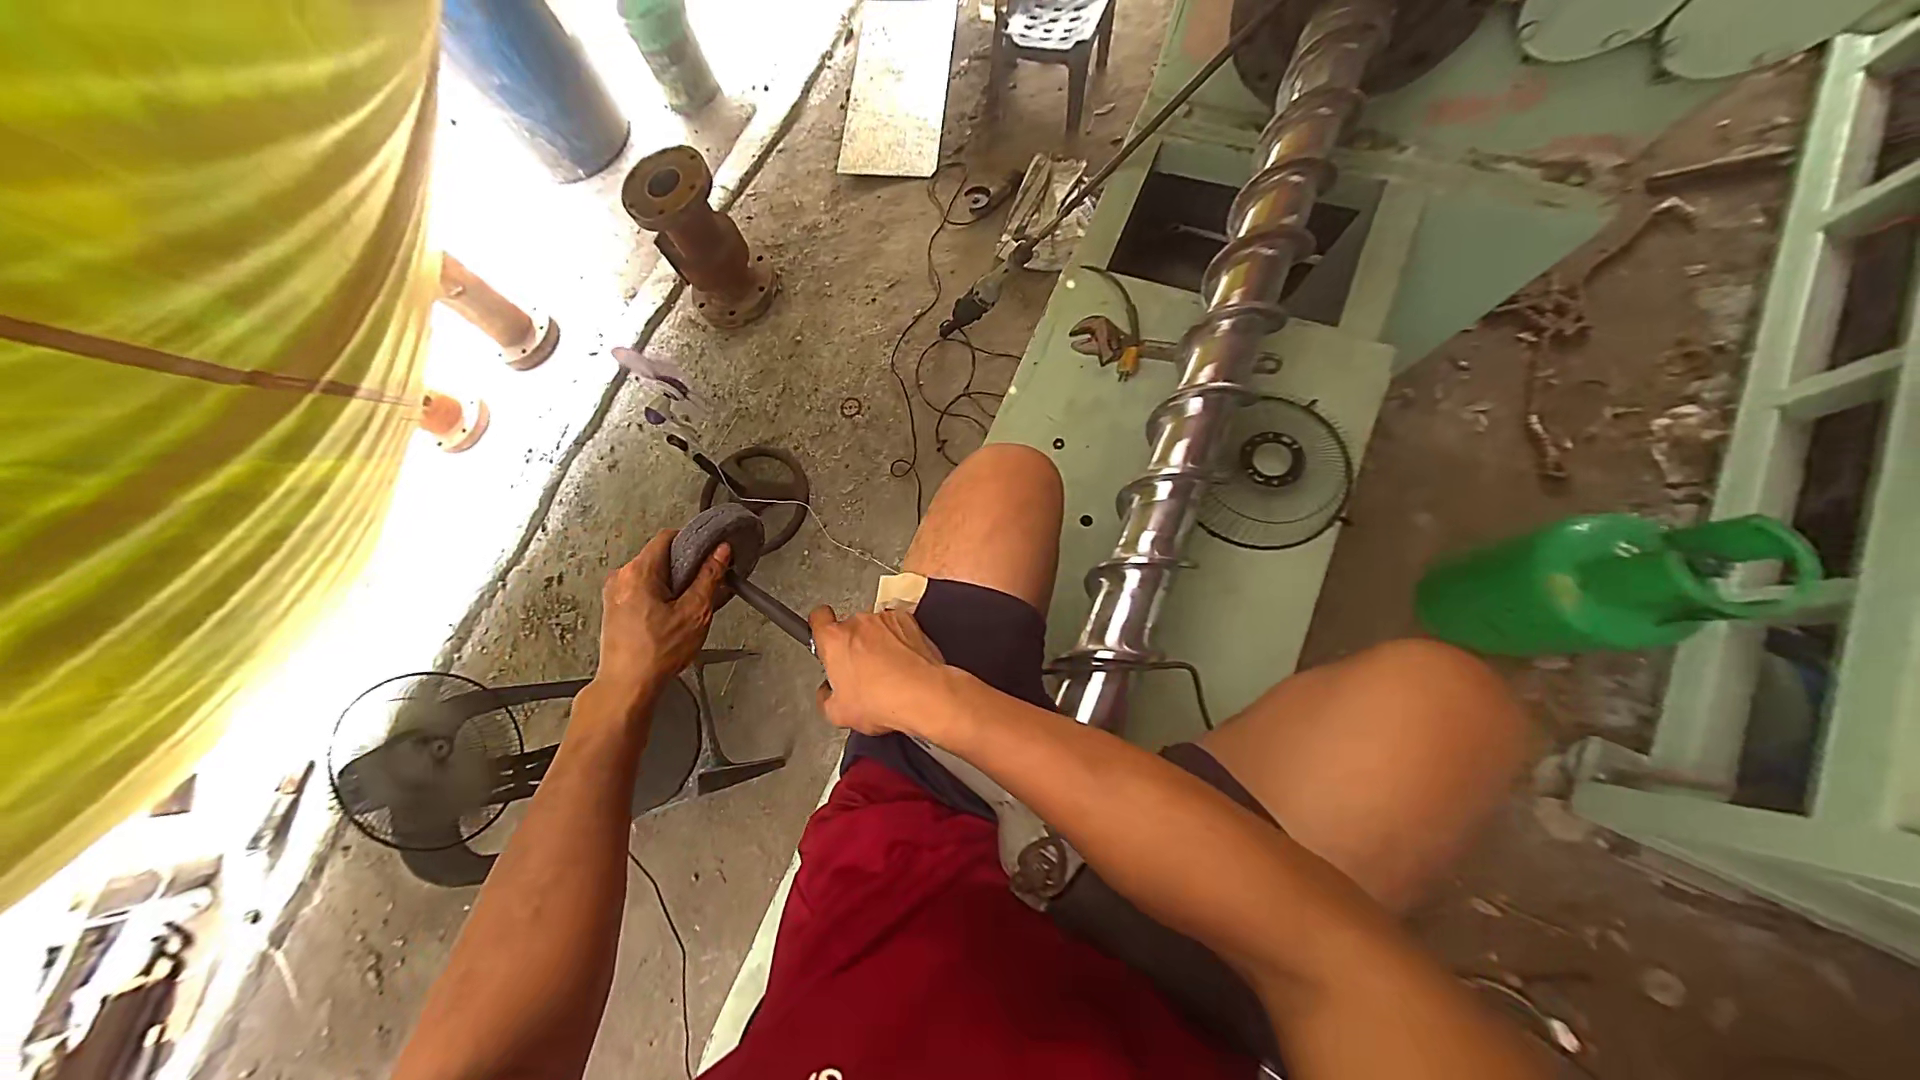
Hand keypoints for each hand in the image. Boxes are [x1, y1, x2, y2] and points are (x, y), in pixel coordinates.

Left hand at [590, 530, 728, 712]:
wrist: (628, 686)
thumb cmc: (655, 655)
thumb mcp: (695, 612)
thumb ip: (709, 577)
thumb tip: (719, 553)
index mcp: (638, 572)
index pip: (669, 537)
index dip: (693, 543)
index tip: (709, 555)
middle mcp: (621, 578)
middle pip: (661, 556)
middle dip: (685, 568)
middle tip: (703, 588)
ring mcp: (615, 594)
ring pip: (653, 575)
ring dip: (674, 585)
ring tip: (688, 609)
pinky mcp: (616, 608)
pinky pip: (643, 591)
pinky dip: (660, 597)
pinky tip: (673, 618)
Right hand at [809, 606, 948, 735]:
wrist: (922, 694)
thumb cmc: (882, 700)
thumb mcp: (837, 713)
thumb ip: (825, 698)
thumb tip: (827, 694)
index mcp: (834, 640)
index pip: (818, 618)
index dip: (820, 626)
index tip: (824, 636)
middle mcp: (859, 623)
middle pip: (850, 629)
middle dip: (854, 646)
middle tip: (862, 672)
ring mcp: (885, 620)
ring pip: (875, 629)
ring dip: (878, 643)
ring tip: (888, 671)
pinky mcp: (909, 622)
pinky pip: (898, 628)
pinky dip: (900, 641)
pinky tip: (903, 664)